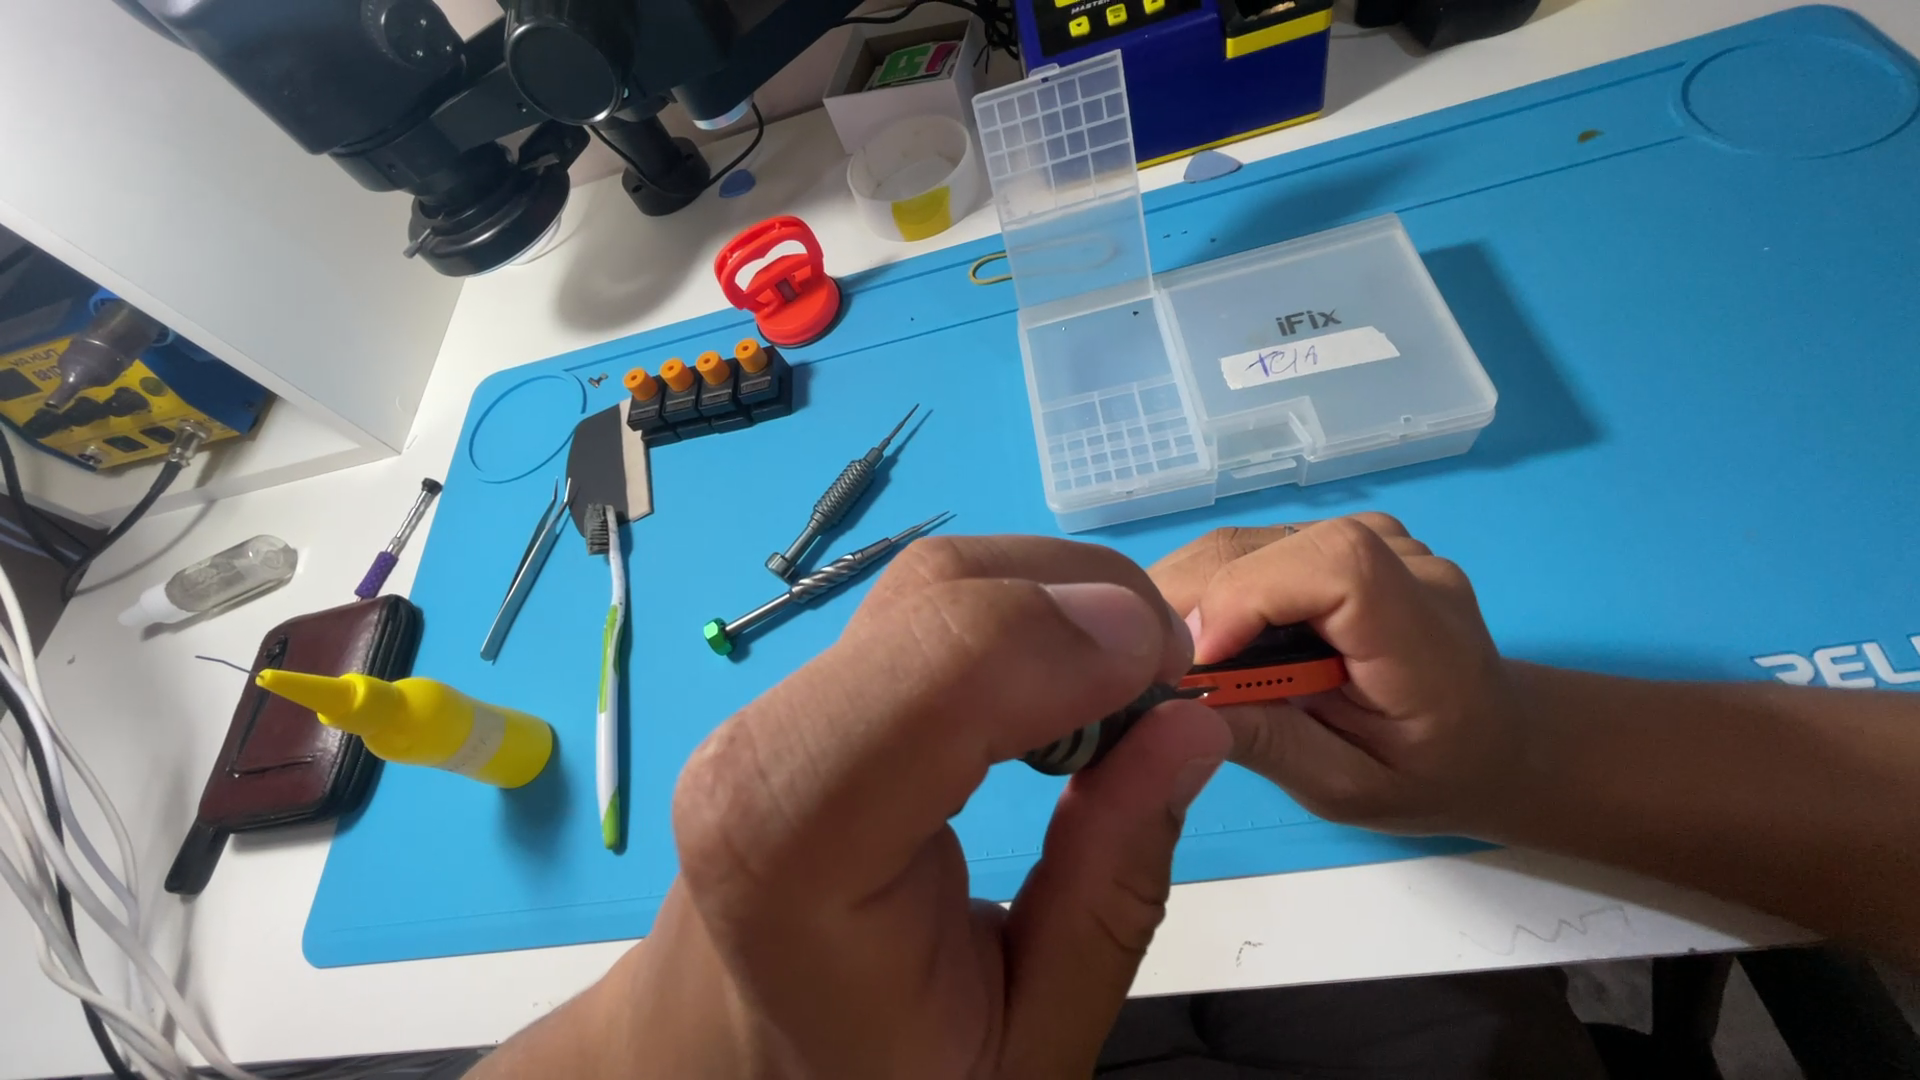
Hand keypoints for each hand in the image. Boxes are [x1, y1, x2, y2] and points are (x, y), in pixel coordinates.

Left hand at [663, 536, 1231, 1077]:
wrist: (737, 1050)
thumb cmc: (875, 1062)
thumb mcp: (1027, 1033)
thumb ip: (1114, 883)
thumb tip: (1188, 724)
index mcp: (795, 845)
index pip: (939, 663)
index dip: (1069, 637)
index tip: (1169, 677)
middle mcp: (768, 742)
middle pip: (942, 591)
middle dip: (1083, 602)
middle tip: (1164, 678)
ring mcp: (773, 699)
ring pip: (937, 577)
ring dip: (1056, 597)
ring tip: (1119, 681)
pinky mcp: (803, 682)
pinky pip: (924, 603)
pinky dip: (1017, 611)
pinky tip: (1053, 678)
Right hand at [1149, 514, 1516, 834]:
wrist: (1486, 735)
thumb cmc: (1424, 774)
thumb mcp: (1349, 790)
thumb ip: (1269, 746)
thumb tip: (1172, 706)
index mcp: (1425, 635)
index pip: (1337, 567)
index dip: (1251, 596)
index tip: (1201, 661)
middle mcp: (1399, 562)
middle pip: (1264, 548)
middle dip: (1190, 603)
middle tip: (1157, 669)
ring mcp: (1365, 539)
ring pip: (1240, 541)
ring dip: (1186, 594)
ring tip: (1175, 656)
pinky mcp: (1332, 536)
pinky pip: (1245, 547)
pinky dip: (1204, 587)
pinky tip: (1207, 633)